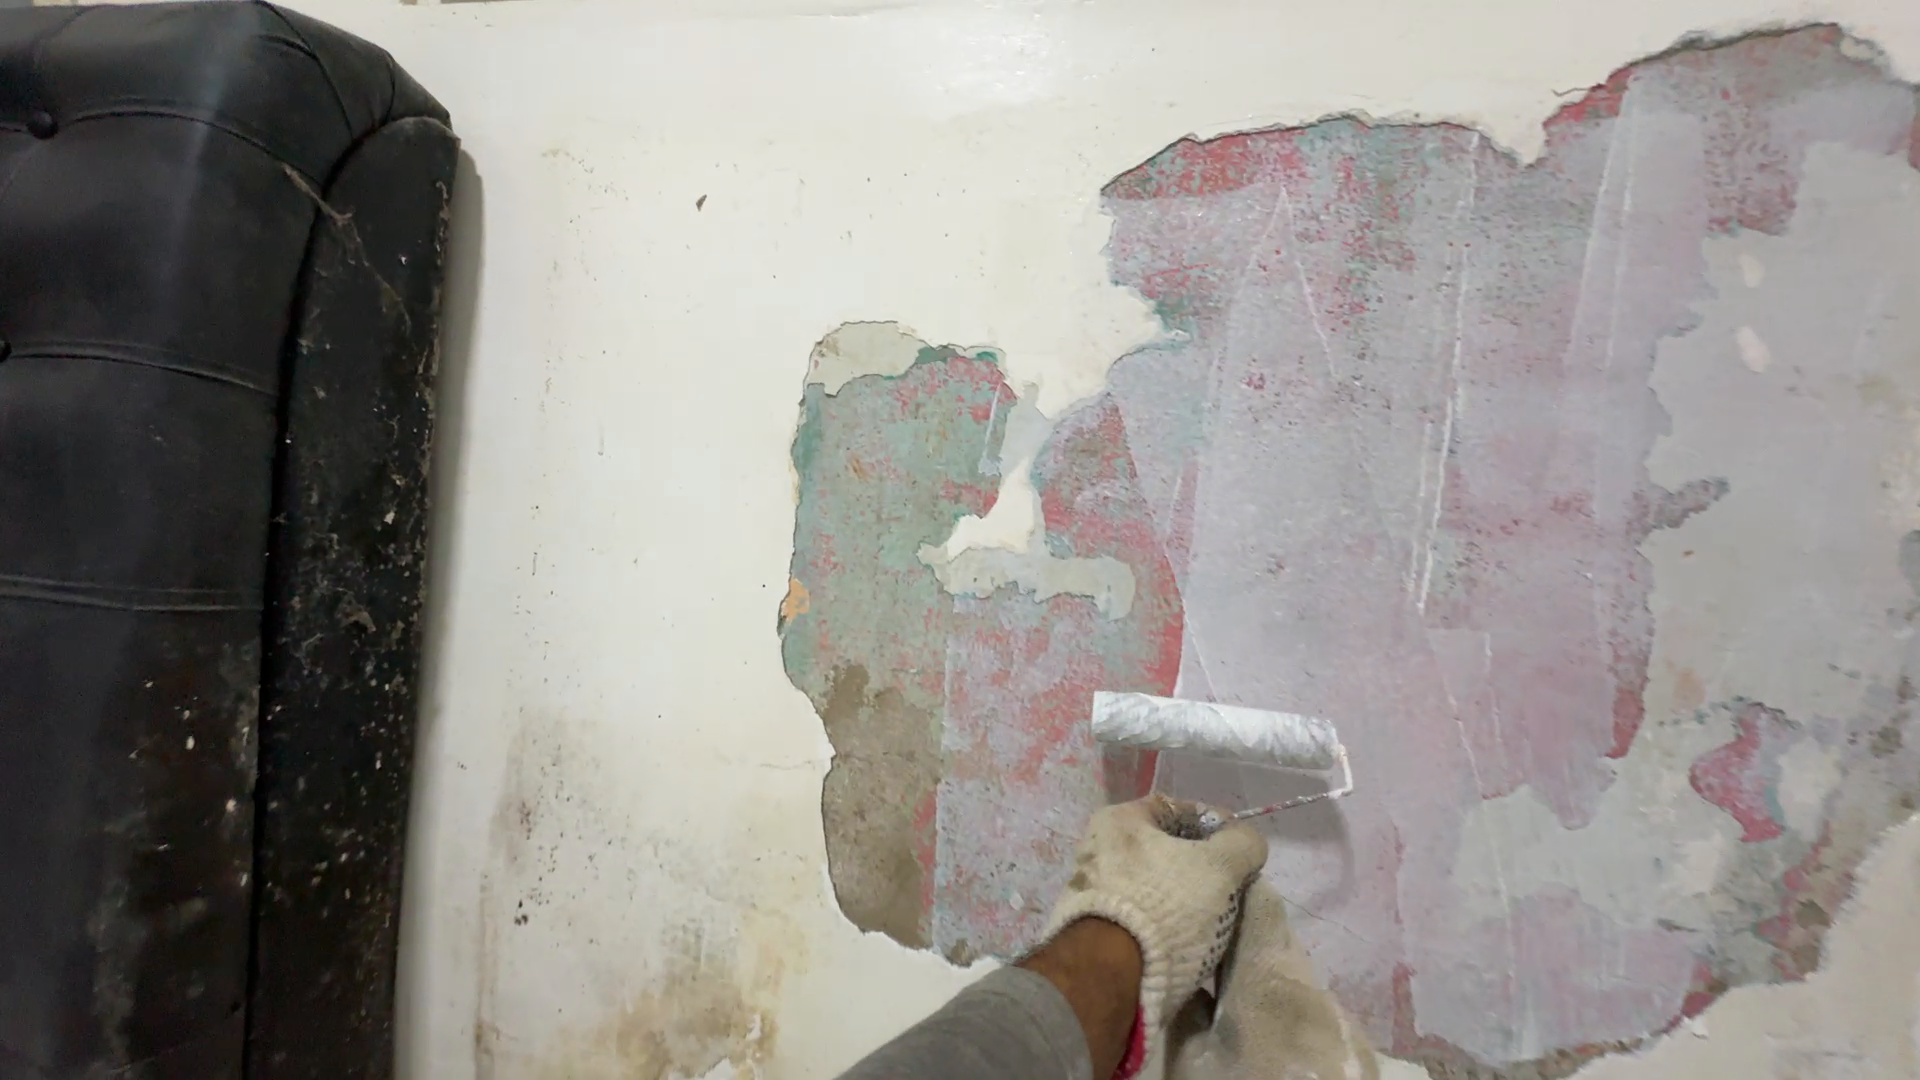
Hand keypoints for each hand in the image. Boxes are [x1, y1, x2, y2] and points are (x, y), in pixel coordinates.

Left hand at [1040, 795, 1268, 1071]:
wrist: (1113, 976)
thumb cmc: (1164, 905)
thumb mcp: (1217, 867)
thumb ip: (1240, 845)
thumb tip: (1246, 839)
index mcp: (1117, 820)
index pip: (1174, 809)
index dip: (1213, 823)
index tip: (1241, 849)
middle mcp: (1097, 849)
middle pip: (1164, 850)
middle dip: (1201, 868)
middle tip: (1233, 889)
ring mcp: (1095, 891)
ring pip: (1155, 887)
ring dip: (1187, 902)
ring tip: (1217, 922)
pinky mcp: (1097, 931)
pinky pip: (1144, 918)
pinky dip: (1169, 927)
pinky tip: (1192, 944)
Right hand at [1167, 880, 1377, 1079]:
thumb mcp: (1188, 1062)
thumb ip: (1183, 1003)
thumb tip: (1177, 966)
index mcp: (1271, 979)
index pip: (1258, 898)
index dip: (1229, 882)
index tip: (1200, 881)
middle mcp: (1312, 989)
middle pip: (1273, 935)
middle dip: (1235, 931)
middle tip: (1195, 939)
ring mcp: (1339, 1024)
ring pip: (1290, 972)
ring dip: (1256, 970)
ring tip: (1218, 990)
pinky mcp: (1352, 1056)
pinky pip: (1307, 1007)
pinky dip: (1278, 1005)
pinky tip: (1255, 1035)